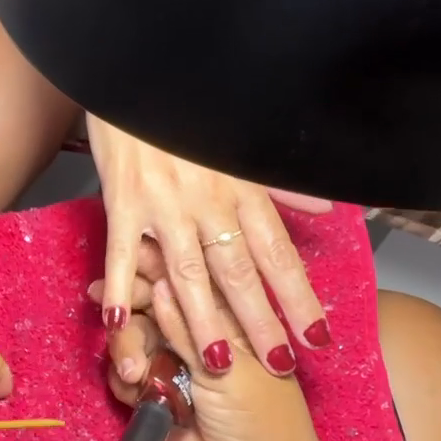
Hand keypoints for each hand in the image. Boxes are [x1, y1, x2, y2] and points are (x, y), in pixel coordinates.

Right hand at [86, 114, 331, 378]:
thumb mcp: (241, 146)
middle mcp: (209, 203)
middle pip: (240, 271)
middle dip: (262, 321)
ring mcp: (164, 206)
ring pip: (187, 271)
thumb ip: (278, 187)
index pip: (278, 253)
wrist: (142, 75)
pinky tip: (118, 321)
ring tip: (220, 360)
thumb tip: (322, 214)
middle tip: (280, 365)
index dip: (298, 297)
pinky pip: (121, 253)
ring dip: (203, 318)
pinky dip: (118, 287)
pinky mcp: (122, 205)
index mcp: (243, 190)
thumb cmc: (190, 114)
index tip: (317, 337)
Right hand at [93, 262, 339, 440]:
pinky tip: (134, 394)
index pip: (184, 285)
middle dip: (130, 318)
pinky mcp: (153, 396)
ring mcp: (173, 367)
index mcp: (226, 321)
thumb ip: (189, 328)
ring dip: (125, 354)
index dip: (152, 275)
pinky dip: (123, 382)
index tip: (123, 272)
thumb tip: (161, 281)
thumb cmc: (261, 422)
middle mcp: (196, 338)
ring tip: (133, 376)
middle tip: (114, 324)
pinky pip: (124, 376)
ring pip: (131, 341)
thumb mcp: (229, 369)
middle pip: (148, 309)